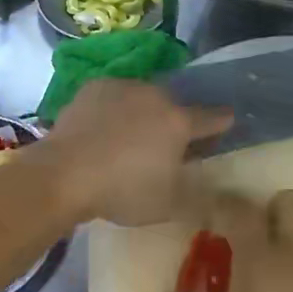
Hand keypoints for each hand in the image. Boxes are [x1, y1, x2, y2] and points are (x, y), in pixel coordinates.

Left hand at [33, 79, 230, 226]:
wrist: (65, 173)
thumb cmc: (123, 191)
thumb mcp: (168, 204)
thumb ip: (194, 191)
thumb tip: (210, 187)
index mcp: (179, 122)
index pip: (212, 117)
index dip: (222, 121)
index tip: (227, 119)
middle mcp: (156, 95)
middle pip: (173, 106)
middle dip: (172, 121)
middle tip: (162, 144)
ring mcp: (124, 87)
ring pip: (142, 99)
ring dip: (141, 113)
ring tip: (126, 138)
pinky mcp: (95, 86)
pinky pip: (113, 97)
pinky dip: (113, 109)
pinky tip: (101, 129)